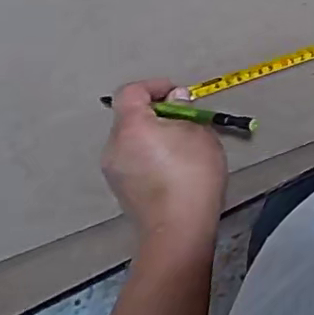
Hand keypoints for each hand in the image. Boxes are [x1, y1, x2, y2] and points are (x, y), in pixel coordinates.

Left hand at [102, 79, 227, 247]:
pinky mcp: (120, 188)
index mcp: (131, 126)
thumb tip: (176, 99)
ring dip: (154, 135)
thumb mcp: (199, 134)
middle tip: (186, 121)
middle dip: (158, 113)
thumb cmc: (193, 174)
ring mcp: (113, 169)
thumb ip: (185, 112)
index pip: (131, 92)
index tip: (179, 94)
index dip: (155, 86)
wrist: (179, 228)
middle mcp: (114, 145)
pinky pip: (133, 159)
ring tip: (184, 146)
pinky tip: (174, 168)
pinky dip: (151, 154)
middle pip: (130, 116)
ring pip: (132, 139)